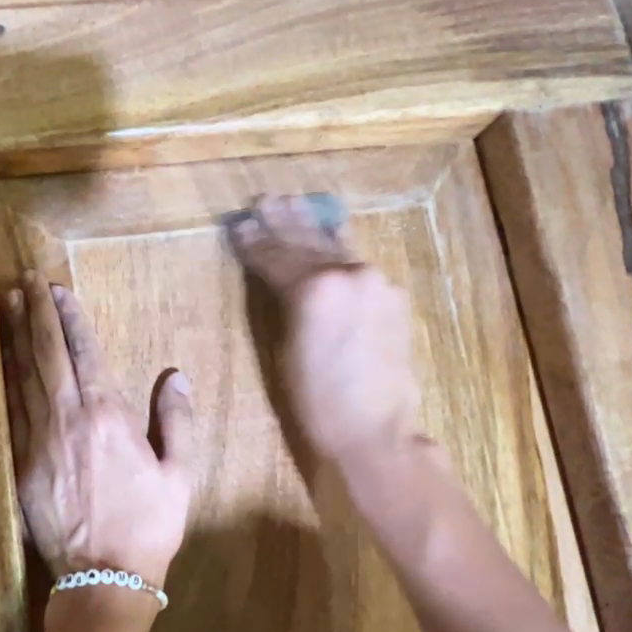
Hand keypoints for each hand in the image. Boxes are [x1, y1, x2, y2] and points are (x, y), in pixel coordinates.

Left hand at [2, 273, 195, 588]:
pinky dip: (6, 380)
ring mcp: (37, 441)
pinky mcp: (20, 465)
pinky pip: (11, 411)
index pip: (85, 352)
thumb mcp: (179, 474)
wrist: (103, 575)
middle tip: (25, 280)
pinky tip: (2, 361)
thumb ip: (177, 421)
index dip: (70, 317)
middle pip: (46, 354)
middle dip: (36, 313)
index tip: (58, 289)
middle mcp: (67, 419)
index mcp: (107, 416)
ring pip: (22, 377)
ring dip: (16, 337)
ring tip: (9, 304)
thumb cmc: (148, 525)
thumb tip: (177, 376)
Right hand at [228, 195, 423, 464]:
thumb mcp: (283, 352)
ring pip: (336, 248)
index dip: (254, 242)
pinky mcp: (392, 297)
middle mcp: (348, 273)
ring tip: (292, 206)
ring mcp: (375, 282)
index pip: (275, 256)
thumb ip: (281, 305)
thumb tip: (274, 278)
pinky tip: (328, 238)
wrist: (375, 430)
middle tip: (263, 201)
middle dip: (282, 222)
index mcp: (314, 288)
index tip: (239, 225)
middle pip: (307, 242)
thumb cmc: (316, 403)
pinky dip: (337, 251)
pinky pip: (357, 266)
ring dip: (311, 228)